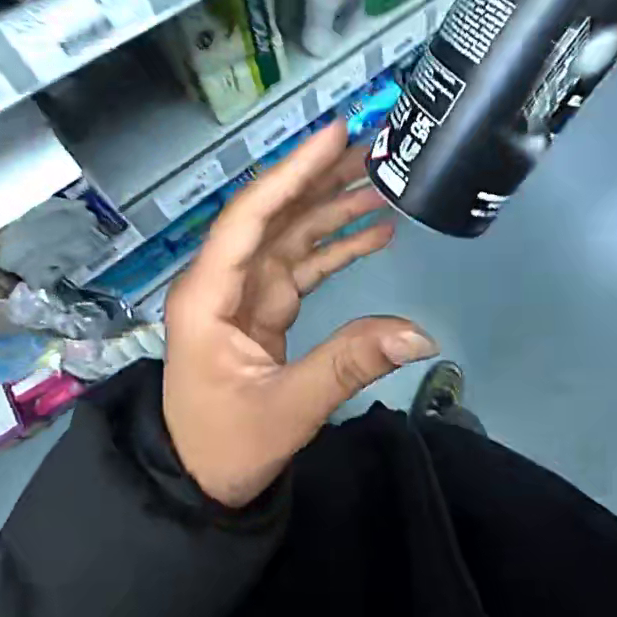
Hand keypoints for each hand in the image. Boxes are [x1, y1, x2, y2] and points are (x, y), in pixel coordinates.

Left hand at [163, 122, 435, 506]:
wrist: (196, 482)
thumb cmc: (224, 445)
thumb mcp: (286, 410)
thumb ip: (349, 365)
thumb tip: (421, 334)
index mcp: (209, 293)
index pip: (252, 216)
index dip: (293, 172)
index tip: (335, 135)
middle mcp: (224, 279)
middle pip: (275, 214)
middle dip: (321, 178)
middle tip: (374, 147)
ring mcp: (245, 291)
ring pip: (292, 234)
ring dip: (334, 207)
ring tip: (383, 181)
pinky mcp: (264, 306)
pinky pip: (303, 265)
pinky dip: (336, 248)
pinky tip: (375, 232)